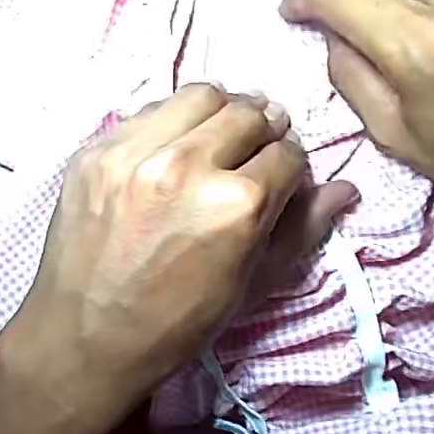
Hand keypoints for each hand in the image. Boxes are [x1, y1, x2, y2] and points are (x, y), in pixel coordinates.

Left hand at [3, 85, 354, 422]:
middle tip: (255, 152)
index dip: (293, 168)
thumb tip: (347, 188)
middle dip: (264, 131)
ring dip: (222, 113)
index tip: (282, 180)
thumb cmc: (182, 323)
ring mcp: (136, 151)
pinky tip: (174, 147)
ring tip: (218, 140)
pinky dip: (175, 121)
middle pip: (250, 113)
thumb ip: (303, 228)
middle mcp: (189, 165)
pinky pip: (152, 108)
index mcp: (237, 206)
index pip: (289, 154)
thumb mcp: (255, 284)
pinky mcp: (97, 149)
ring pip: (202, 95)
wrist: (86, 338)